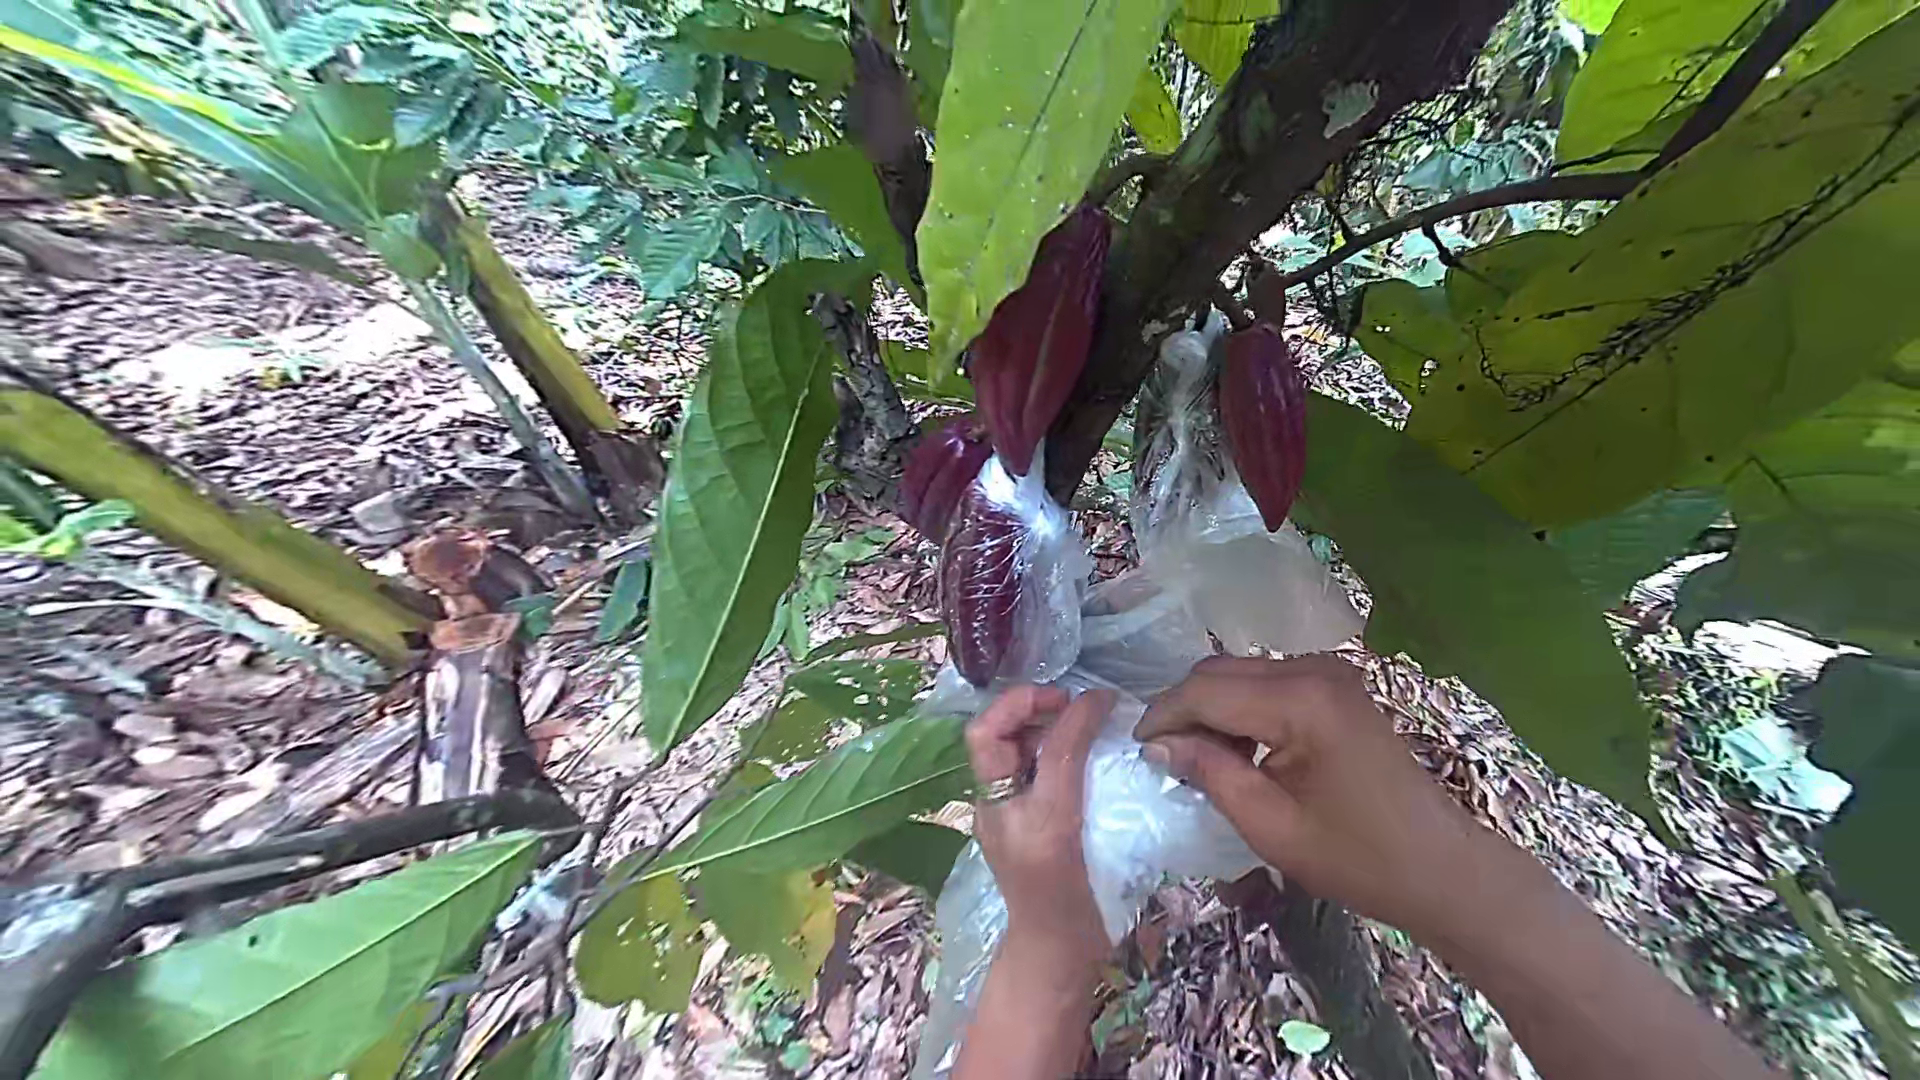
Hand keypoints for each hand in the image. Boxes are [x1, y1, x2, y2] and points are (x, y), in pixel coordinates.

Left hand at [964, 684, 1115, 972]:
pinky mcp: (993, 812)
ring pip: (990, 743)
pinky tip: (1053, 740)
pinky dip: (1023, 738)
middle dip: (1020, 704)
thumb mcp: (1109, 853)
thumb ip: (1107, 793)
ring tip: (1061, 712)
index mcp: (1036, 826)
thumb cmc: (1084, 911)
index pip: (1050, 752)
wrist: (1047, 953)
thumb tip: (1110, 722)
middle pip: (986, 736)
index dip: (1076, 716)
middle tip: (1064, 699)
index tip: (1101, 698)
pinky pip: (1001, 759)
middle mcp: (999, 812)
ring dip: (1021, 717)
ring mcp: (989, 811)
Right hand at [1136, 654, 1520, 945]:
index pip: (1205, 691)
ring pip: (1236, 672)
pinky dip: (1238, 707)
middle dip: (1182, 709)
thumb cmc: (1359, 859)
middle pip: (1218, 671)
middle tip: (1165, 754)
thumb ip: (1207, 772)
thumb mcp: (1269, 825)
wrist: (1449, 872)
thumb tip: (1156, 744)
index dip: (1163, 716)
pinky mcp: (1333, 683)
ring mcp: (1327, 671)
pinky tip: (1239, 746)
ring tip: (1201, 755)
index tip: (1137, 746)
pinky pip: (1263, 680)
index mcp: (1300, 701)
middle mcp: (1312, 669)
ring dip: (1208, 707)